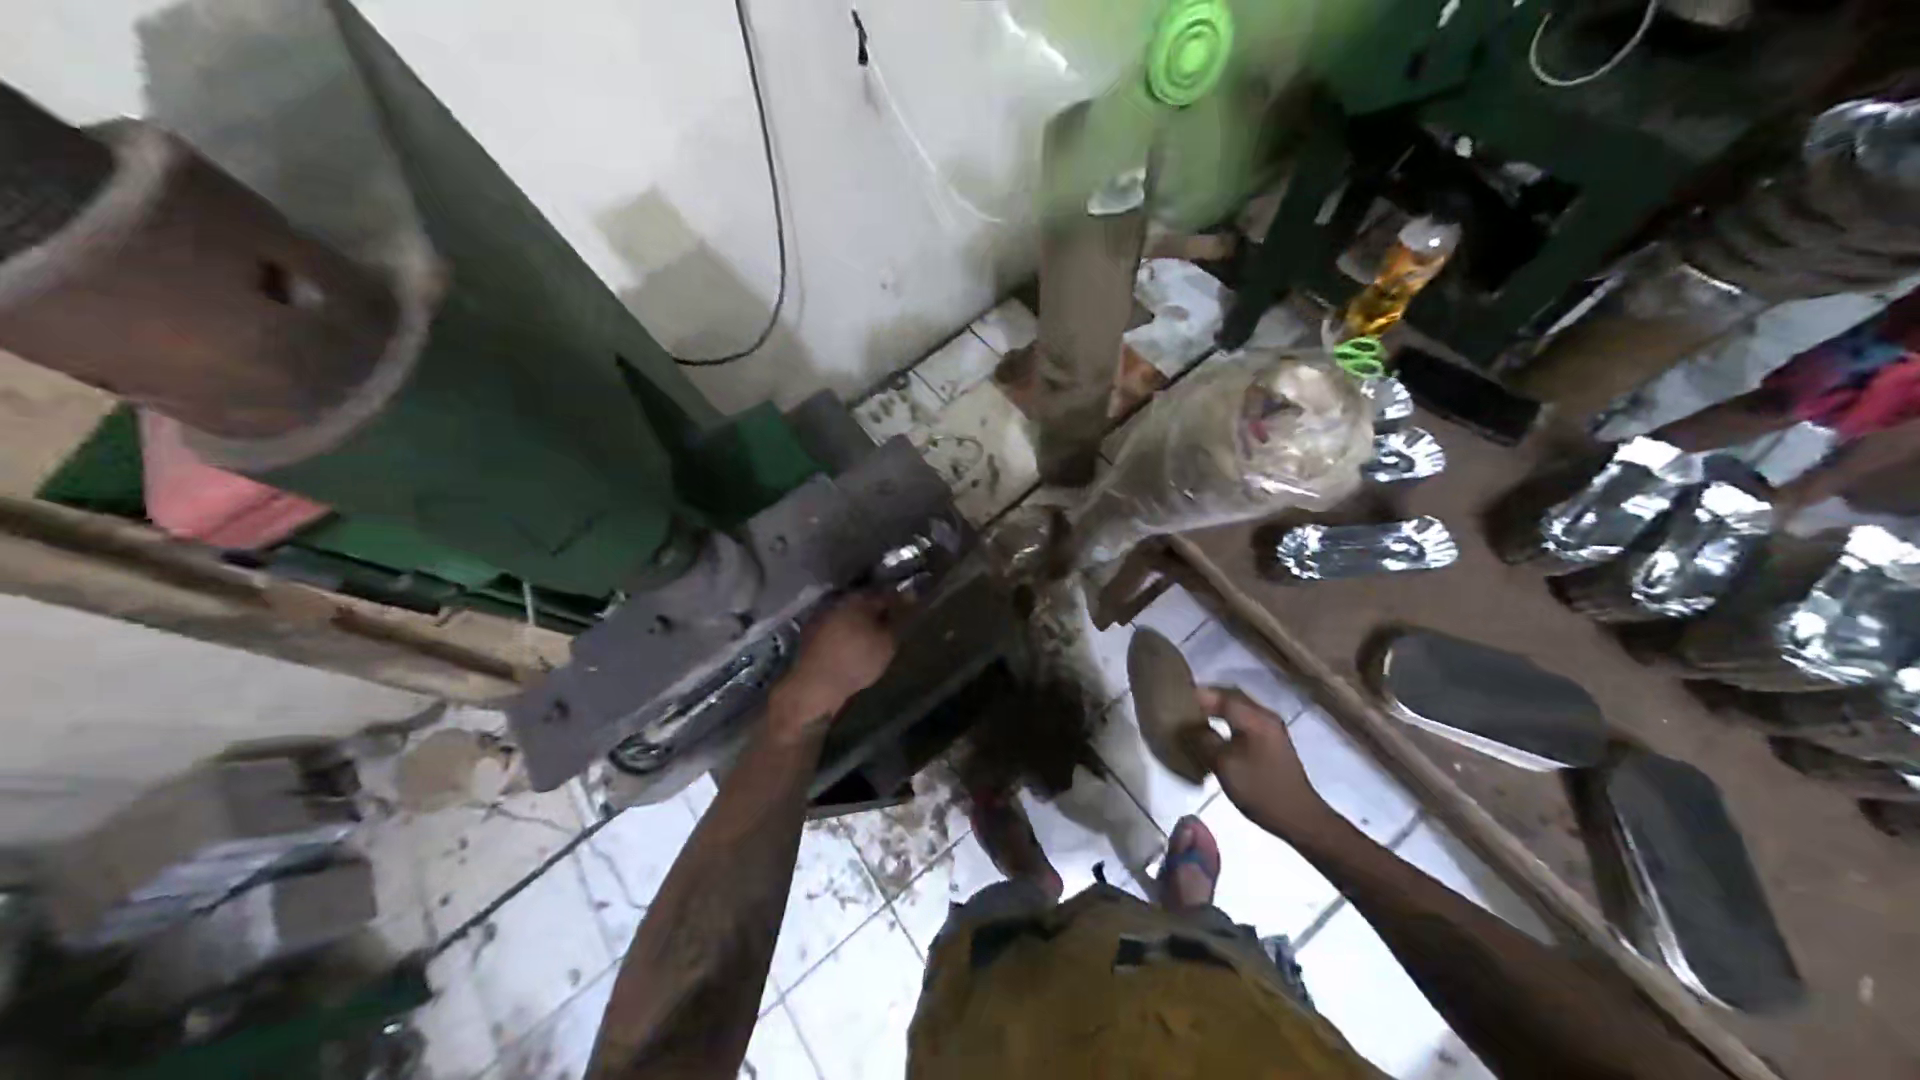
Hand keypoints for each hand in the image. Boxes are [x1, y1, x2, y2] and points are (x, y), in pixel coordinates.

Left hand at [768, 592, 901, 735]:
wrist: (815, 683)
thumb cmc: (857, 660)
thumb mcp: (887, 643)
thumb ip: (897, 621)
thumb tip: (904, 606)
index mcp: (860, 599)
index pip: (887, 594)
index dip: (901, 599)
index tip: (912, 603)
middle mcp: (840, 601)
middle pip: (865, 601)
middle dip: (878, 608)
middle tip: (892, 619)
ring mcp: (823, 616)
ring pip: (849, 613)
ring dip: (860, 619)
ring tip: (873, 633)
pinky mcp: (811, 633)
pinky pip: (836, 626)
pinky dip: (846, 631)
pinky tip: (852, 643)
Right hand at [1190, 686, 1332, 836]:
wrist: (1298, 817)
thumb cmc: (1260, 790)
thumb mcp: (1224, 765)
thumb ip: (1204, 740)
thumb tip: (1190, 727)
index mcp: (1255, 718)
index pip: (1221, 696)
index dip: (1198, 695)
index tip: (1176, 698)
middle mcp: (1265, 716)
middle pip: (1231, 696)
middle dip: (1207, 698)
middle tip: (1183, 706)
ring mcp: (1271, 728)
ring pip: (1238, 707)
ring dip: (1217, 708)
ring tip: (1195, 717)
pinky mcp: (1271, 740)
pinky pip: (1244, 719)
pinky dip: (1227, 718)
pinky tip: (1214, 730)